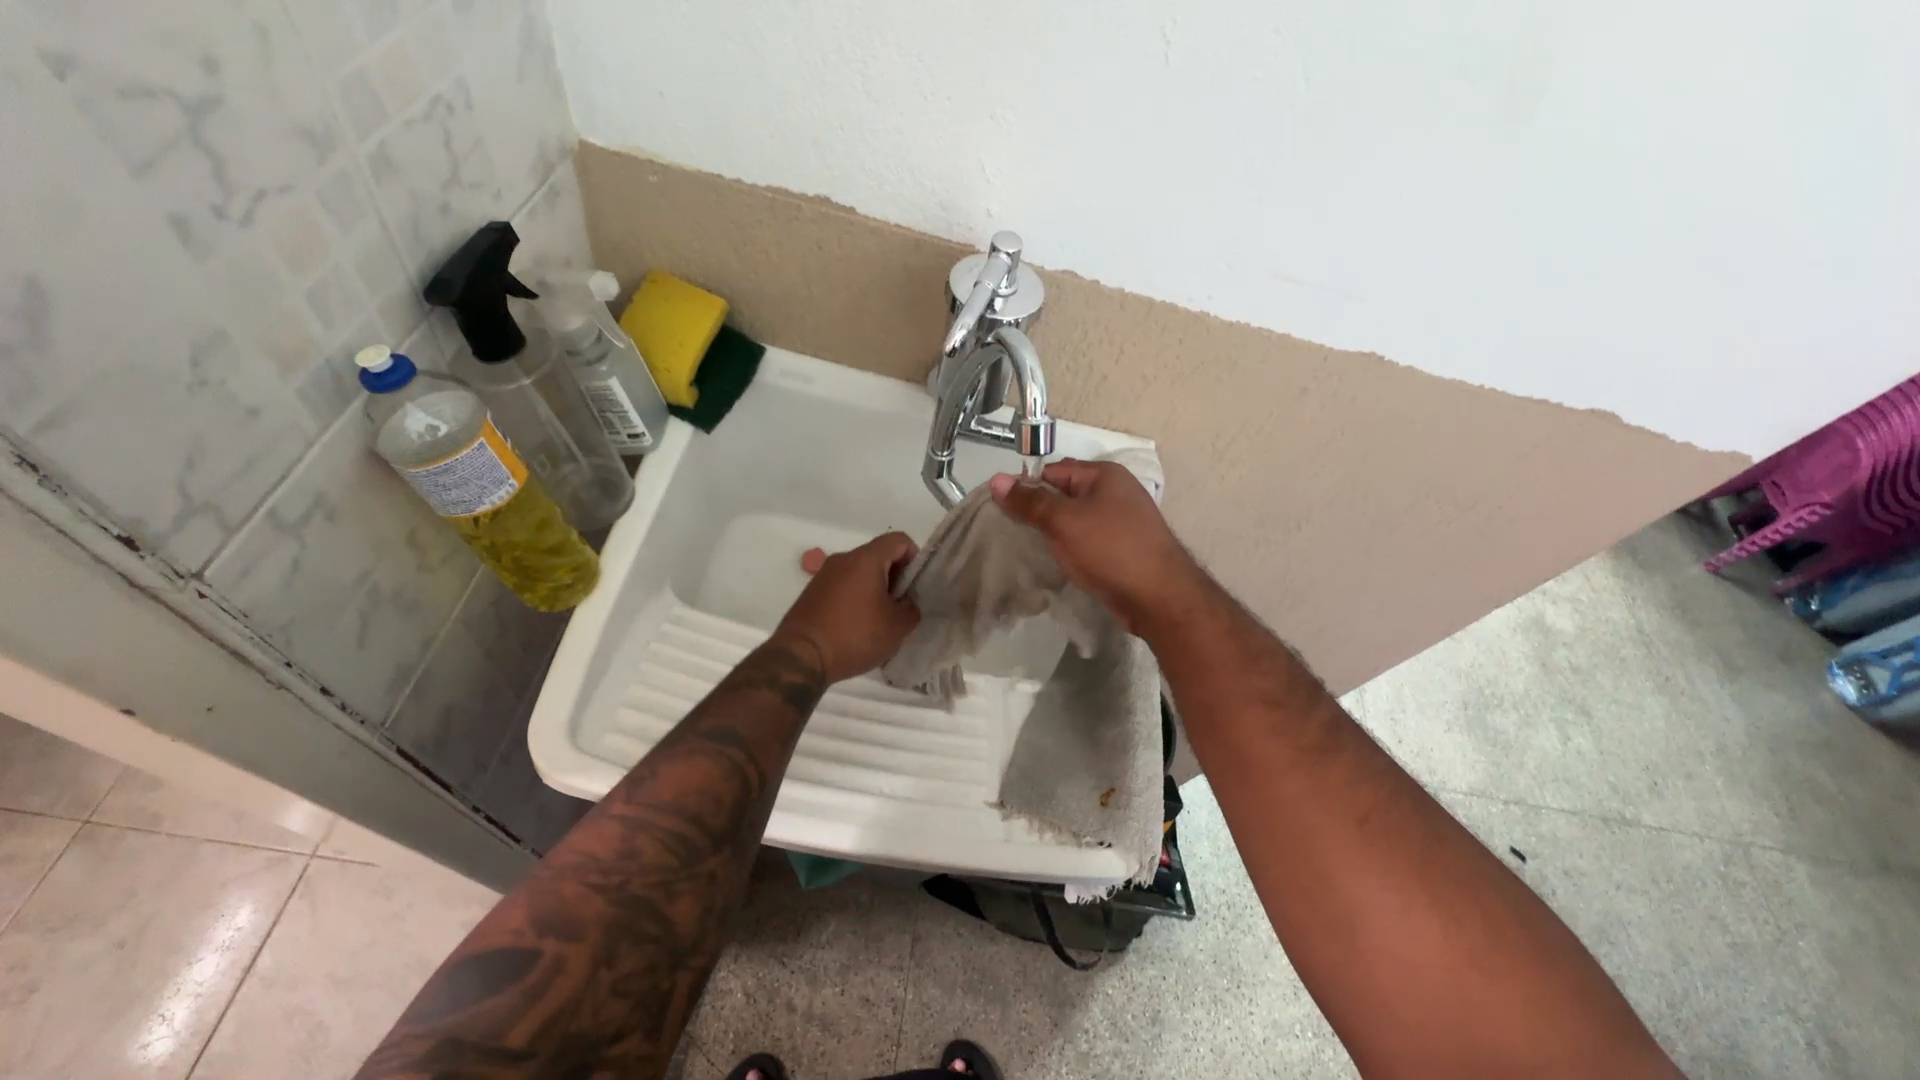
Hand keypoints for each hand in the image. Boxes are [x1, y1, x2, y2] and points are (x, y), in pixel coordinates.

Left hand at [773, 532, 920, 683]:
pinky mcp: (811, 593)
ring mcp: (823, 575)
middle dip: (895, 577)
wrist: (801, 657)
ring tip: (878, 621)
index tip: (915, 586)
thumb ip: (911, 609)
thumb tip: (905, 603)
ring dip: (874, 589)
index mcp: (866, 559)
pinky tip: (856, 627)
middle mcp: (843, 559)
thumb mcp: (897, 627)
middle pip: (878, 555)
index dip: (914, 558)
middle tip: (900, 607)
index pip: (899, 540)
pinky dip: (854, 599)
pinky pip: (842, 586)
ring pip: (859, 572)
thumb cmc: (854, 636)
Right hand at [988, 459, 1207, 635]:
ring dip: (1055, 535)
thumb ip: (1030, 502)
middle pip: (1064, 495)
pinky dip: (1073, 550)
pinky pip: (1088, 542)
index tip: (1004, 511)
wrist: (1159, 597)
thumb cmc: (1110, 550)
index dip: (1028, 488)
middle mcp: (1116, 492)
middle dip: (1040, 513)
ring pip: (1076, 522)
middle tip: (1014, 533)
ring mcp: (1122, 522)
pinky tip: (1060, 564)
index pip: (1053, 471)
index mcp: (1104, 475)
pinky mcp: (1123, 549)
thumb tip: (996, 479)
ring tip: (1033, 550)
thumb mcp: (1064, 521)